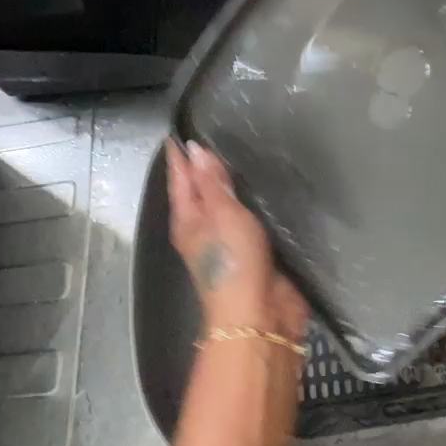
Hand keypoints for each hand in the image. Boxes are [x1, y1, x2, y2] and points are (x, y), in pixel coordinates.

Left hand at [165, 139, 307, 339]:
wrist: (260, 315)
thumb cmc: (233, 263)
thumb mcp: (222, 215)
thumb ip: (212, 183)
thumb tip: (196, 150)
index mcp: (188, 220)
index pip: (181, 179)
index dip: (180, 156)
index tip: (179, 129)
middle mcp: (204, 229)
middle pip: (201, 191)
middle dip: (205, 166)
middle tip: (212, 132)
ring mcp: (230, 241)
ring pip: (227, 204)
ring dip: (232, 184)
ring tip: (242, 154)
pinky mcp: (256, 251)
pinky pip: (252, 219)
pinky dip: (255, 203)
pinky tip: (267, 188)